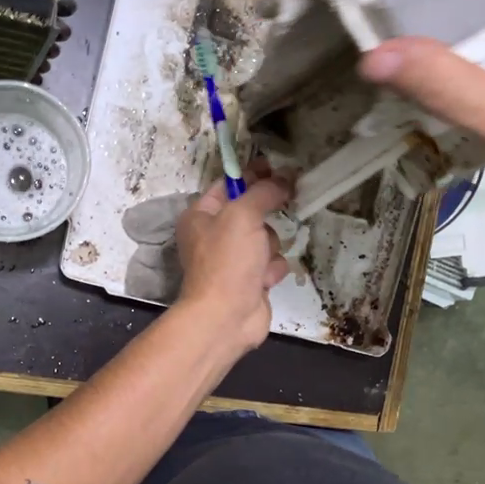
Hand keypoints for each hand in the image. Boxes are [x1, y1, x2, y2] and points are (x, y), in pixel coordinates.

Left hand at [172, 178, 290, 350]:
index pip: (228, 185)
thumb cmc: (227, 260)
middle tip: (280, 208)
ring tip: (260, 261)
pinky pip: (271, 263)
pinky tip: (262, 280)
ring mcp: (232, 260)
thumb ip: (264, 192)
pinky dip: (271, 270)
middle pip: (251, 212)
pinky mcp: (250, 281)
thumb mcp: (243, 215)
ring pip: (267, 238)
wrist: (226, 316)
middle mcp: (213, 236)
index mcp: (200, 216)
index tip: (276, 166)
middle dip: (265, 218)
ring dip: (270, 247)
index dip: (251, 175)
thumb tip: (284, 178)